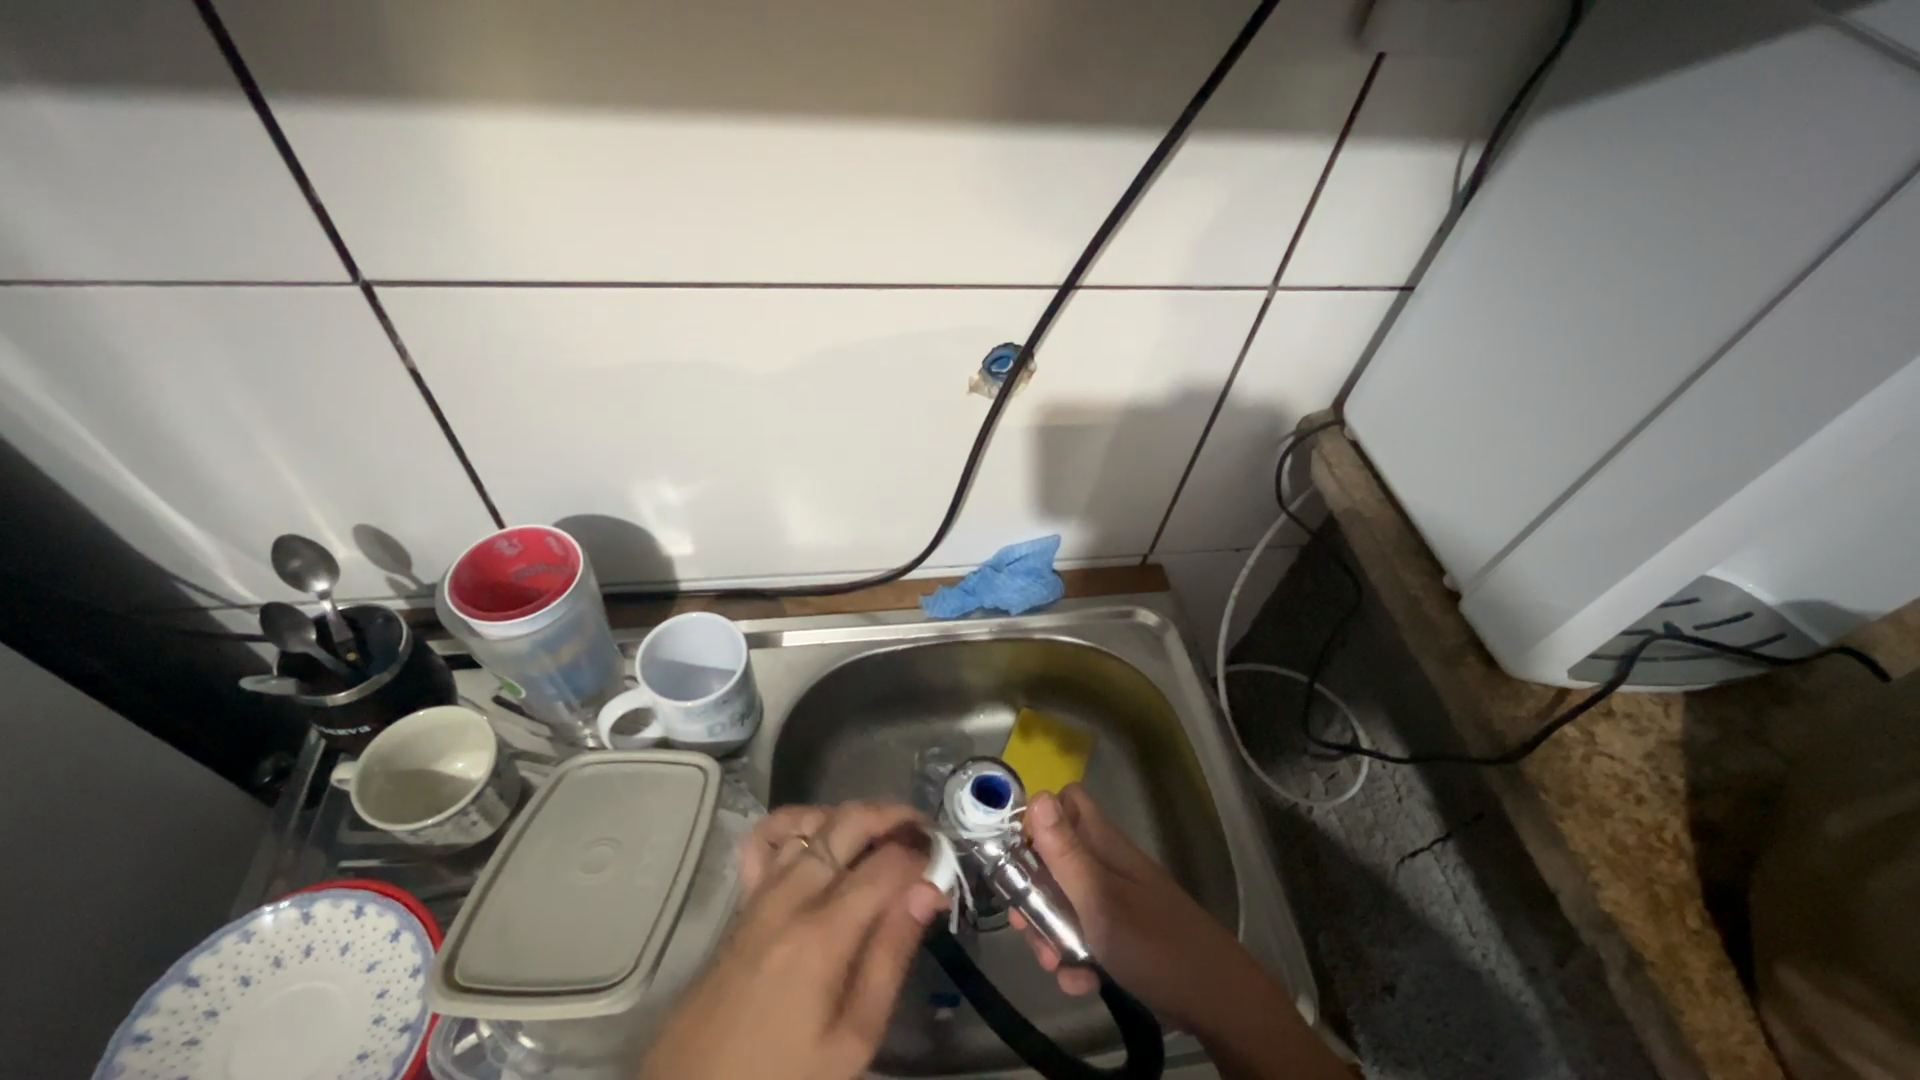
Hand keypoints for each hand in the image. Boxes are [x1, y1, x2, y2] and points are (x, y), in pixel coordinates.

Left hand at [641, 802, 947, 1079]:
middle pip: (848, 823)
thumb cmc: (785, 1074)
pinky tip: (820, 834)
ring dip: (854, 817)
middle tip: (924, 836)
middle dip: (893, 816)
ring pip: (810, 821)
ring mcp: (758, 893)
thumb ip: (890, 956)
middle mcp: (788, 897)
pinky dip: (796, 822)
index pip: (887, 863)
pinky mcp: (740, 903)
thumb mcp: (853, 1038)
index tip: (944, 866)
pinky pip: (765, 839)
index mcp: (821, 934)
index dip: (924, 854)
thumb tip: (927, 889)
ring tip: (884, 837)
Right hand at [1012, 783, 1252, 1027]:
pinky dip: (1076, 960)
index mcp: (1103, 844)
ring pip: (1062, 904)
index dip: (1035, 821)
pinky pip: (1082, 938)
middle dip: (1032, 894)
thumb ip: (1066, 853)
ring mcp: (1113, 901)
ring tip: (1055, 964)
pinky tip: (1082, 982)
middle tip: (1025, 923)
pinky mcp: (1119, 936)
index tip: (1015, 857)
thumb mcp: (1100, 900)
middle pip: (1052, 860)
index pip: (1064, 804)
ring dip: (1050, 935)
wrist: (1217, 1003)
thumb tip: (1039, 796)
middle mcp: (1106, 865)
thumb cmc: (1155, 945)